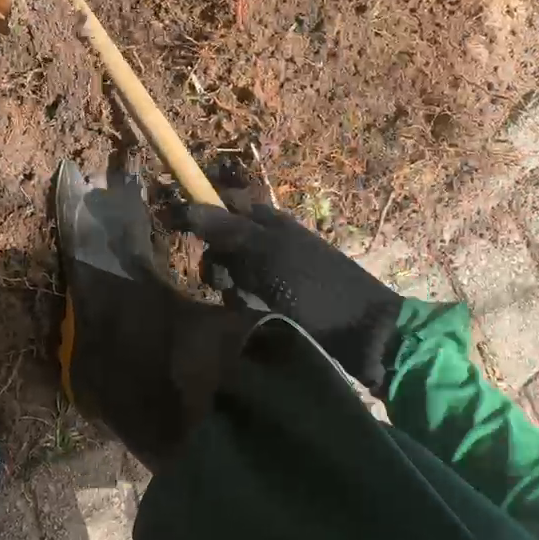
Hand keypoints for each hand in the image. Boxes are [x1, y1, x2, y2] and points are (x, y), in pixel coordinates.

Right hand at [181, 202, 403, 392]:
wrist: (365, 335)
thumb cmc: (315, 286)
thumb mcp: (268, 252)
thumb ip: (227, 229)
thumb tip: (187, 205)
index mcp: (270, 222)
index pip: (224, 205)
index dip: (200, 211)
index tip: (173, 223)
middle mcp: (271, 243)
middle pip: (222, 242)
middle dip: (216, 260)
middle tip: (223, 278)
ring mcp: (275, 274)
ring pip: (231, 272)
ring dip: (229, 286)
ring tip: (242, 303)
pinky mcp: (278, 302)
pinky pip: (245, 297)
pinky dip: (243, 305)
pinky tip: (252, 316)